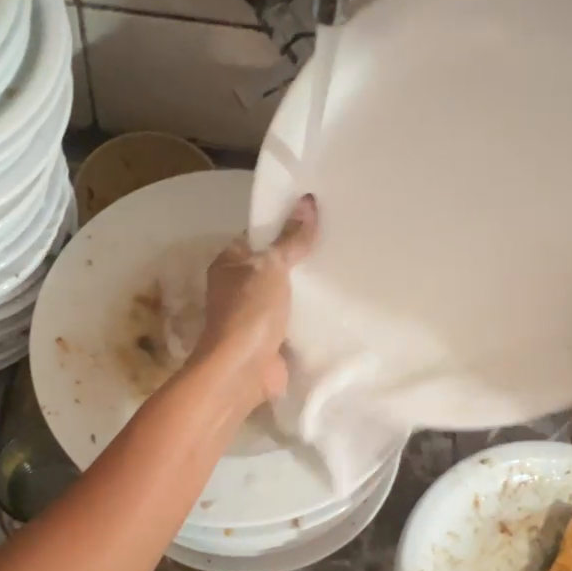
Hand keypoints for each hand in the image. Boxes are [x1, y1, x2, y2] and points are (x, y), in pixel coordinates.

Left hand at [191, 194, 318, 407]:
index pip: (257, 236)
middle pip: (274, 267)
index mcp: (229, 264)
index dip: (283, 226)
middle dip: (300, 260)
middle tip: (336, 242)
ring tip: (342, 270)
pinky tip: (336, 306)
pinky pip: (294, 322)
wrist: (242, 370)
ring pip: (285, 295)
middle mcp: (238, 289)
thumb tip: (306, 200)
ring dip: (307, 291)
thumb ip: (290, 239)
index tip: (316, 217)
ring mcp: (254, 317)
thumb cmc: (249, 311)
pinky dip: (310, 317)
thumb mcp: (271, 266)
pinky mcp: (271, 340)